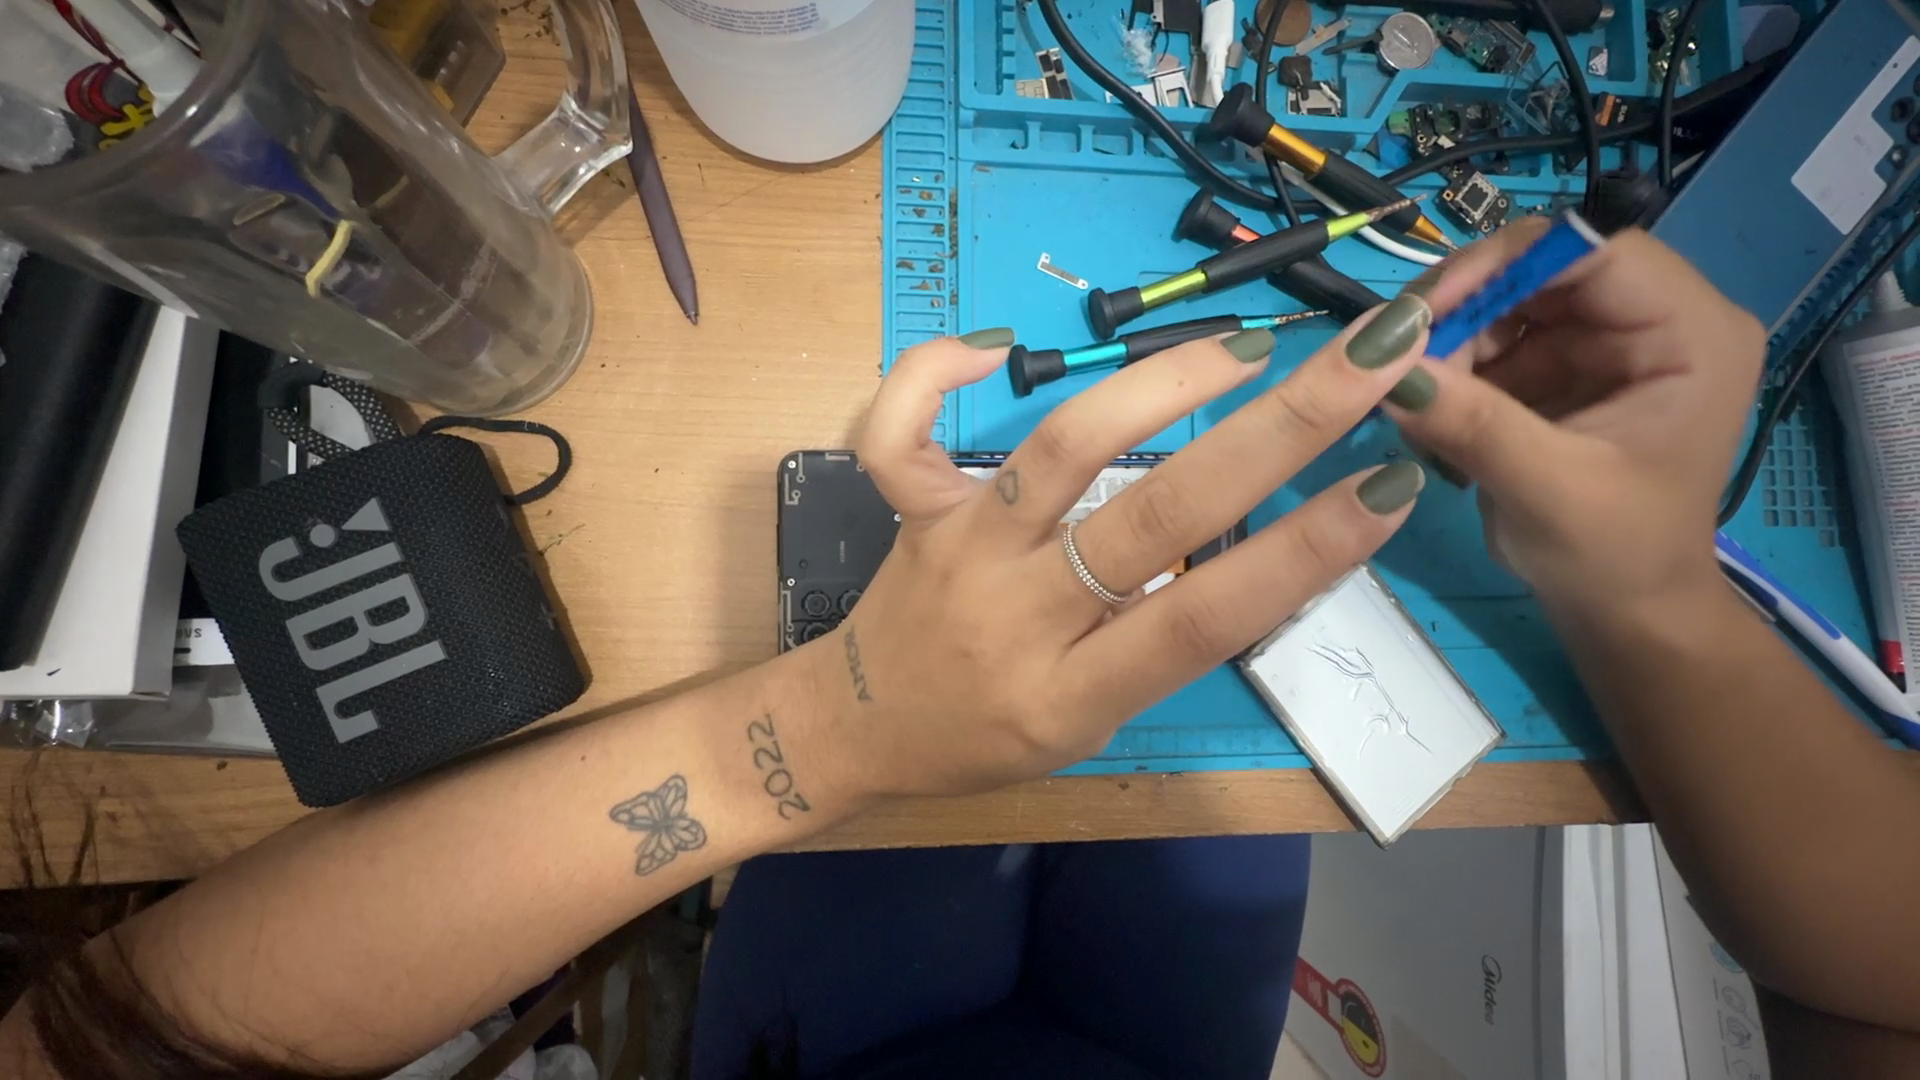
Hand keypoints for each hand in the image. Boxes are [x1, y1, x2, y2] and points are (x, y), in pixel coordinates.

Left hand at [800, 305, 1437, 799]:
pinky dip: (934, 375)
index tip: (1388, 482)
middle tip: (1368, 355)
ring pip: (1059, 452)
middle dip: (1276, 432)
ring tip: (1238, 348)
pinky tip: (996, 341)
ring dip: (1155, 387)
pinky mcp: (910, 514)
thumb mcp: (1084, 728)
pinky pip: (900, 435)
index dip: (1304, 551)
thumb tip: (1241, 553)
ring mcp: (959, 550)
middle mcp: (1019, 611)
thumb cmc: (979, 742)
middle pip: (1155, 516)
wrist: (859, 730)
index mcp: (1073, 692)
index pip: (1205, 617)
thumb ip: (1155, 649)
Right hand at [1390, 219, 1764, 615]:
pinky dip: (1444, 372)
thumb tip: (1386, 370)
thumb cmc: (1612, 552)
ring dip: (1444, 345)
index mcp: (1687, 335)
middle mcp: (1642, 324)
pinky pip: (1482, 347)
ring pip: (1499, 307)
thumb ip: (1473, 425)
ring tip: (1410, 400)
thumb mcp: (1544, 489)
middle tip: (1396, 357)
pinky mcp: (1549, 375)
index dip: (1505, 265)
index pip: (1596, 254)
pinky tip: (1425, 411)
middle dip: (1461, 309)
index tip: (1421, 311)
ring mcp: (1591, 348)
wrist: (1617, 605)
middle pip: (1537, 273)